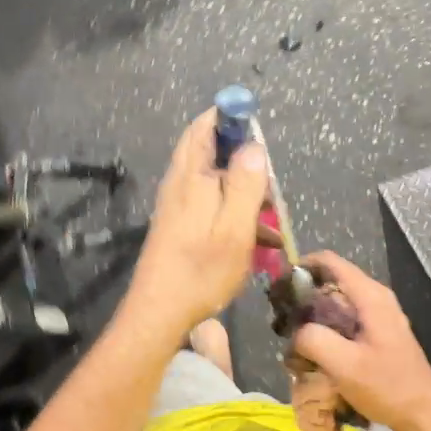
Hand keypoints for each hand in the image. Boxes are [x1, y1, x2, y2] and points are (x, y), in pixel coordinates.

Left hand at [121, 110, 270, 337]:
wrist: (159, 311)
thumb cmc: (201, 269)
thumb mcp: (234, 226)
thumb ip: (244, 183)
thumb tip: (253, 145)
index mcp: (191, 174)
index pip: (205, 125)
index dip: (232, 118)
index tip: (258, 132)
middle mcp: (180, 182)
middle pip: (212, 151)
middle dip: (245, 160)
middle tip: (270, 186)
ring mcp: (178, 204)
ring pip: (216, 181)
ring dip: (245, 192)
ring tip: (271, 218)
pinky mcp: (181, 224)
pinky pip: (212, 205)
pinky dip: (236, 213)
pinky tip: (258, 240)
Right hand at [291, 252, 430, 430]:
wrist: (424, 416)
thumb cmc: (386, 387)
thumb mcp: (344, 366)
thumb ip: (314, 340)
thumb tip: (296, 332)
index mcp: (370, 296)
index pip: (329, 261)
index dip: (301, 268)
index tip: (281, 289)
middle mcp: (377, 296)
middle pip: (333, 279)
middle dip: (306, 293)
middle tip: (285, 317)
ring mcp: (381, 313)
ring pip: (339, 299)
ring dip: (316, 311)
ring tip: (296, 333)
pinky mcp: (381, 330)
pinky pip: (348, 314)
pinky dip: (330, 323)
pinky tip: (319, 347)